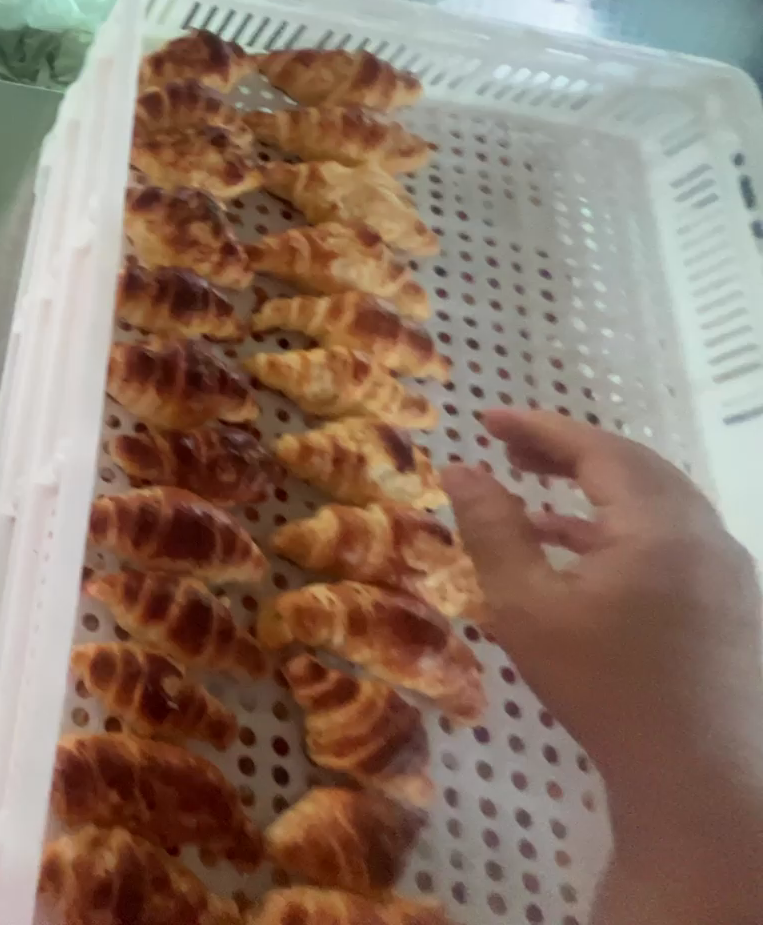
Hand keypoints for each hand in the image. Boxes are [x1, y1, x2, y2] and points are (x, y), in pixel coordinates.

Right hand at [439, 409, 762, 787]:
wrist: (698, 768)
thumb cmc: (598, 680)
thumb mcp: (522, 601)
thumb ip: (492, 528)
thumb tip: (460, 468)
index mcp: (661, 533)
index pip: (602, 454)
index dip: (541, 428)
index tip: (485, 418)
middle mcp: (707, 540)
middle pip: (637, 468)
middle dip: (566, 447)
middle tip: (502, 441)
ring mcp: (726, 572)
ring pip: (655, 500)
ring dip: (590, 480)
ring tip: (528, 478)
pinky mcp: (726, 600)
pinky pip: (665, 533)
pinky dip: (609, 518)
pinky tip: (565, 538)